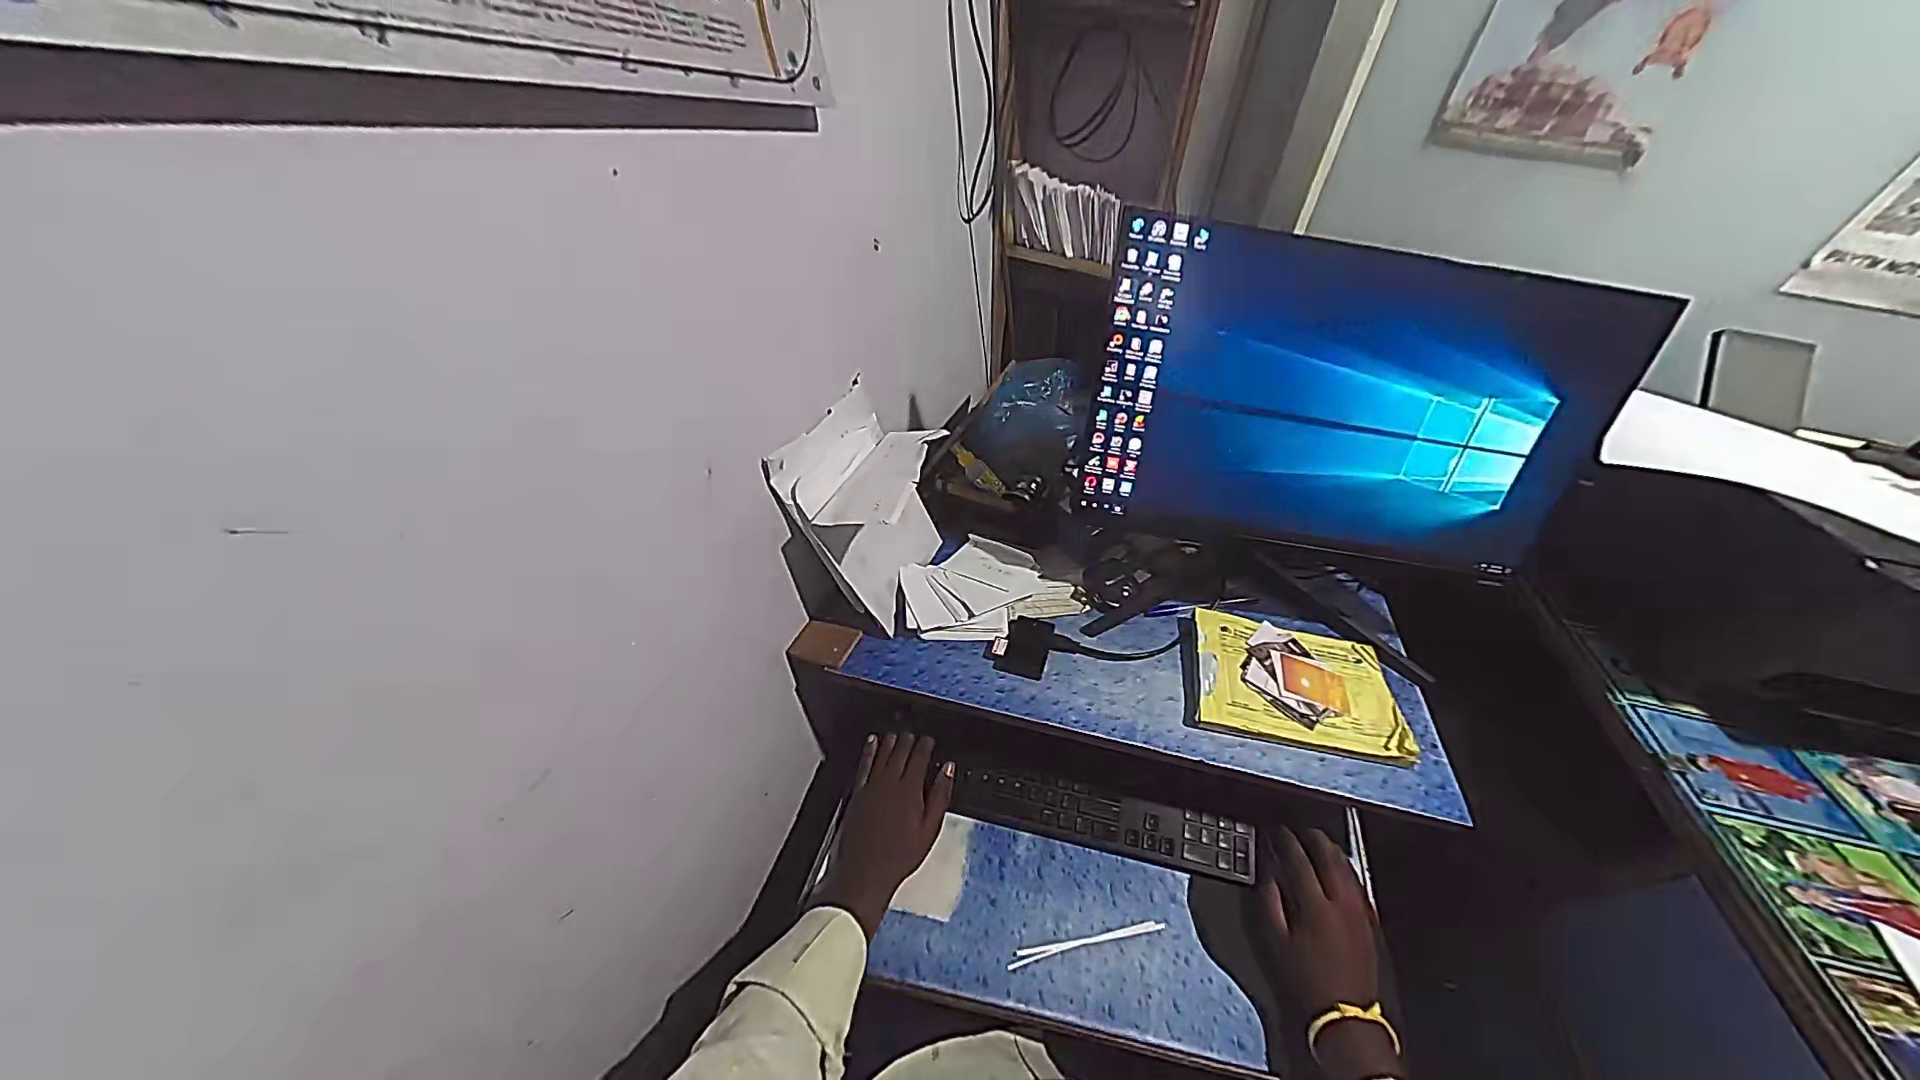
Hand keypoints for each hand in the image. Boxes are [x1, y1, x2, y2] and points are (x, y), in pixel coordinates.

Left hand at [813, 733, 953, 939]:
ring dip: (890, 741)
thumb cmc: (898, 856)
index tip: (929, 740)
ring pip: (882, 754)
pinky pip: (865, 764)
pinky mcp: (857, 793)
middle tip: (914, 735)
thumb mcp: (929, 829)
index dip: (925, 746)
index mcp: (910, 790)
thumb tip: (948, 771)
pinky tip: (871, 743)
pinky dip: (869, 750)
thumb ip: (940, 796)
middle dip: (909, 740)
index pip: (919, 758)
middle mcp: (889, 783)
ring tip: (896, 734)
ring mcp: (871, 786)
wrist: (864, 872)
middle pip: (900, 752)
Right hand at [1257, 827, 1400, 1075]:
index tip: (1276, 833)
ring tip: (1316, 841)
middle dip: (1311, 837)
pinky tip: (1337, 867)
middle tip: (1297, 830)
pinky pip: (1359, 883)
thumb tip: (1268, 875)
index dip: (1284, 840)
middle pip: (1329, 855)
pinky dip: (1345, 867)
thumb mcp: (1275, 940)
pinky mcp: (1370, 921)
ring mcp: (1359, 912)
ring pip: (1348, 867)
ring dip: (1330, 849)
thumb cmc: (1306, 979)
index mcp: (1314, 906)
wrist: (1344, 1014)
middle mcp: (1341, 903)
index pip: (1298, 859)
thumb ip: (1270, 901)